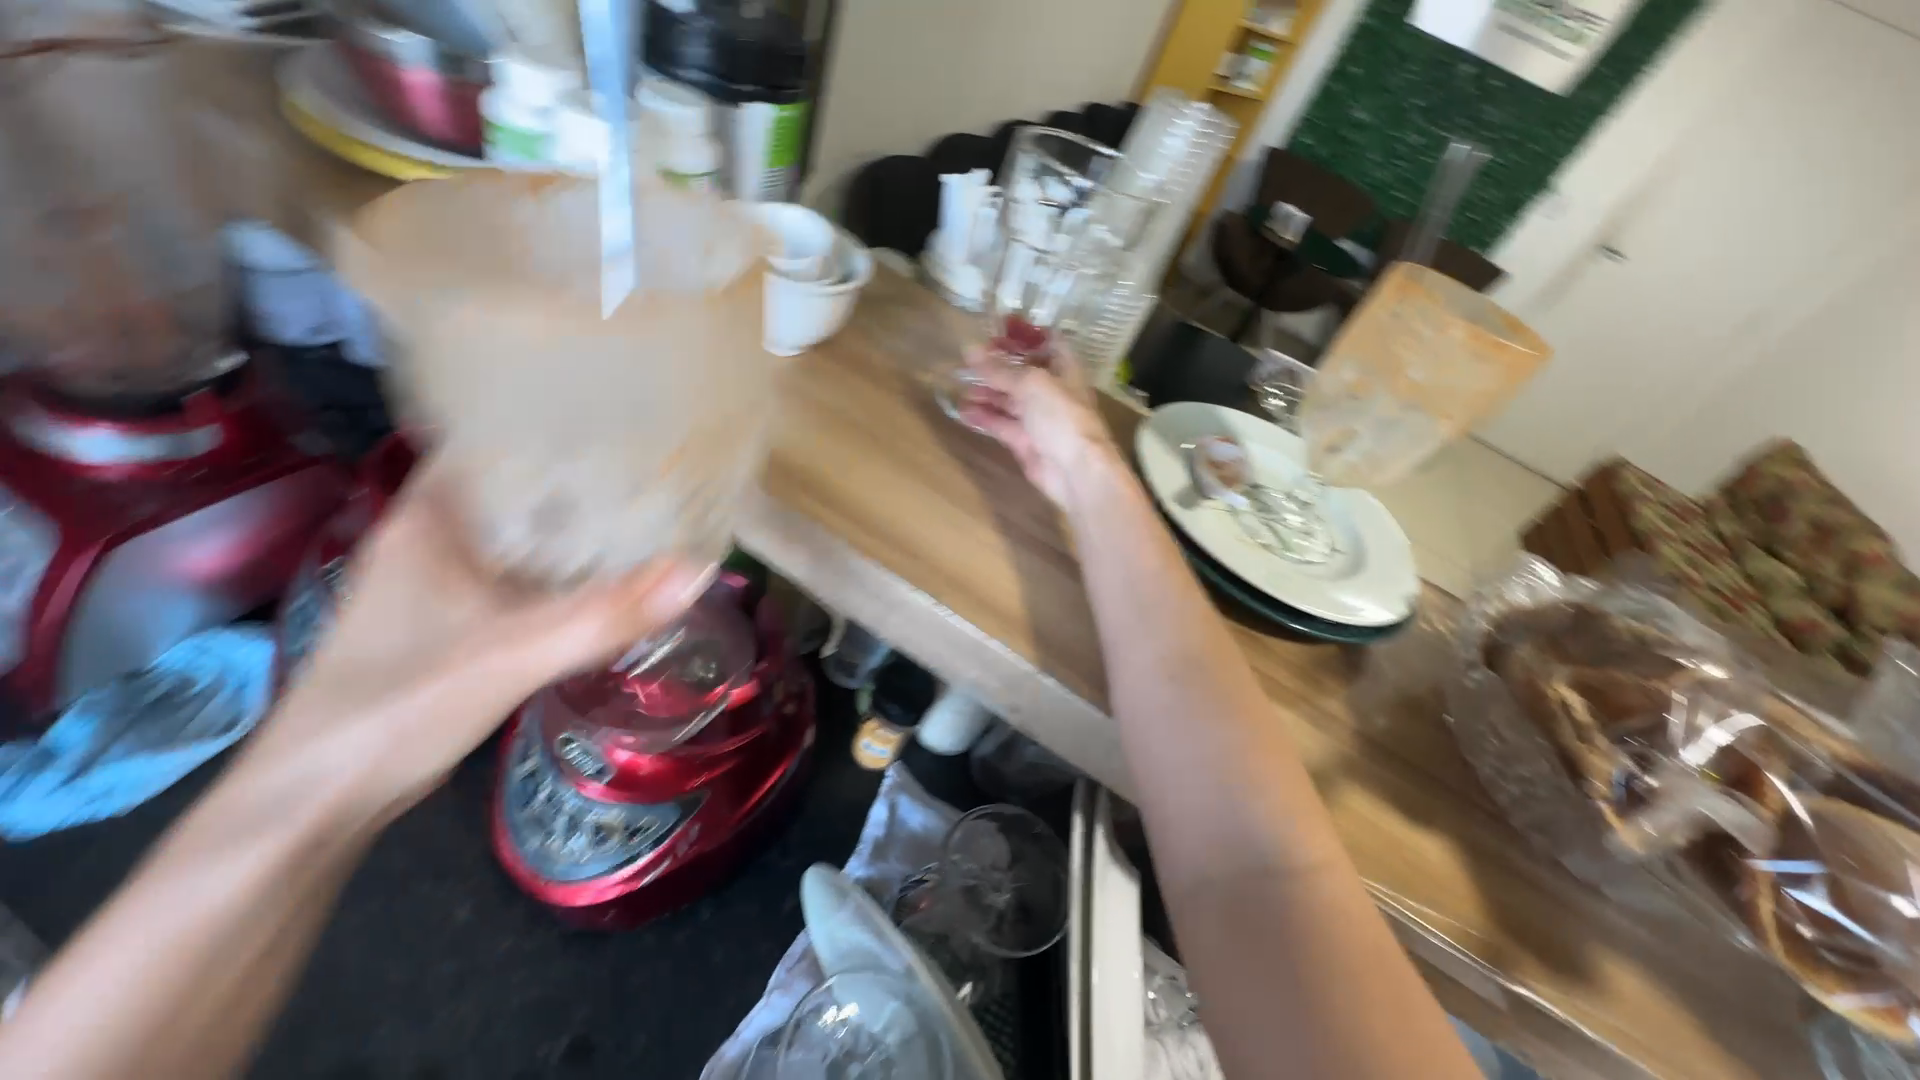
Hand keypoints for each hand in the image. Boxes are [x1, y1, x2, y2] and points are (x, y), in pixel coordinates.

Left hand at [252, 455, 711, 817]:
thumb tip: (701, 570)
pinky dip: (563, 576)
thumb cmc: (401, 704)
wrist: (320, 797)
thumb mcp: (512, 654)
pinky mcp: (452, 625)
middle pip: (517, 490)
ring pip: (521, 538)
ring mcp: (440, 584)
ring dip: (574, 532)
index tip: (624, 421)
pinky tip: (608, 582)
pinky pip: (521, 580)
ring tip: (648, 515)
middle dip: (582, 481)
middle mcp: (432, 540)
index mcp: (429, 520)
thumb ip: (606, 615)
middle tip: (658, 470)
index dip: (556, 425)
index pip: (493, 440)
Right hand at [956, 343, 1119, 508]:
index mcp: (1064, 369)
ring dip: (986, 392)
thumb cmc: (1061, 416)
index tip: (997, 328)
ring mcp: (1038, 418)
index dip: (1025, 333)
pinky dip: (984, 417)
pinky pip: (1001, 424)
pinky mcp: (1025, 441)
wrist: (1075, 470)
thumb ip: (1000, 369)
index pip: (1047, 342)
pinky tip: (963, 411)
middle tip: (967, 361)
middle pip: (1022, 372)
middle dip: (997, 365)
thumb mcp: (1030, 384)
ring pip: (1009, 399)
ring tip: (960, 386)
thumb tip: (970, 349)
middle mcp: (1052, 390)